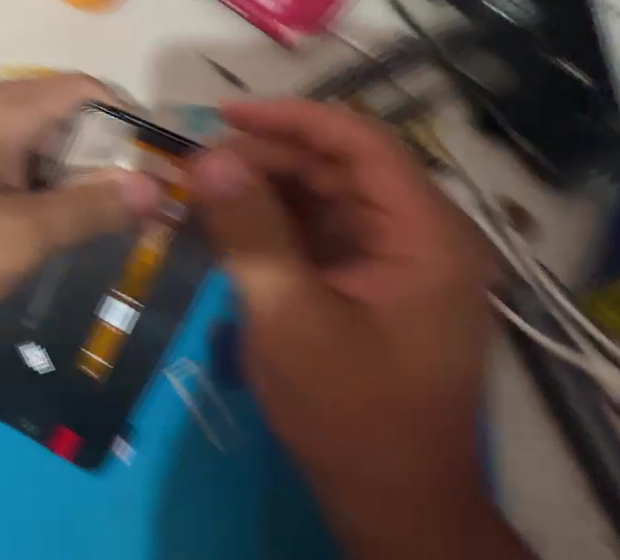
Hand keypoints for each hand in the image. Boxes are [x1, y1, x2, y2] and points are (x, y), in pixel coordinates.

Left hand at [0, 74, 163, 347]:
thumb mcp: (20, 237)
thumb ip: (89, 208)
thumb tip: (154, 185)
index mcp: (3, 110)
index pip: (89, 88)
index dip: (133, 121)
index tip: (162, 171)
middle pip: (70, 112)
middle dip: (108, 155)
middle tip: (142, 210)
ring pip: (45, 137)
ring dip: (76, 174)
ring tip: (107, 225)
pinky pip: (17, 155)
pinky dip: (44, 182)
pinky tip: (56, 225)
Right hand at [189, 100, 520, 559]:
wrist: (391, 502)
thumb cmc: (351, 410)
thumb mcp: (289, 315)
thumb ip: (249, 229)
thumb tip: (205, 157)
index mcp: (425, 236)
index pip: (361, 144)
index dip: (291, 119)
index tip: (220, 117)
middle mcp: (418, 237)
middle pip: (337, 166)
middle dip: (263, 158)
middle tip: (193, 169)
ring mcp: (393, 262)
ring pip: (320, 196)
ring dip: (259, 187)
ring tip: (196, 192)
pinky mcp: (365, 285)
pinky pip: (313, 231)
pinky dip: (266, 221)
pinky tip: (220, 224)